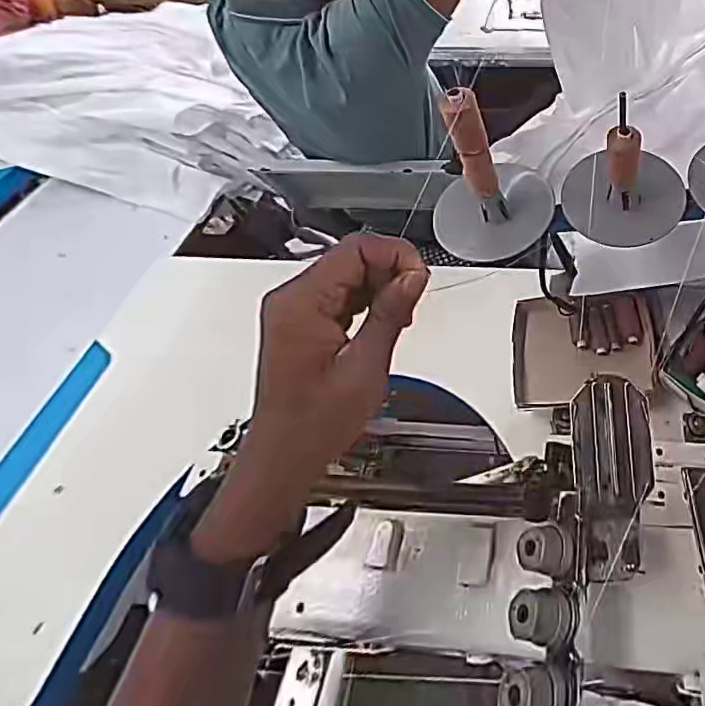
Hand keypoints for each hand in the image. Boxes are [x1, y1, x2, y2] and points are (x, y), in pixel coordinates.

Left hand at [192, 235, 430, 562]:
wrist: (285, 456)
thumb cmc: (314, 423)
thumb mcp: (366, 365)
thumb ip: (391, 312)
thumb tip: (413, 275)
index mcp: (300, 303)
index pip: (357, 248)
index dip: (396, 256)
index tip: (419, 277)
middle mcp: (292, 299)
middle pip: (354, 256)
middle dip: (392, 271)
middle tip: (414, 299)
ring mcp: (296, 309)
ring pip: (352, 272)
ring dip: (383, 287)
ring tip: (400, 317)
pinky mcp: (304, 320)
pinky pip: (344, 292)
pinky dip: (371, 300)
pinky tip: (385, 321)